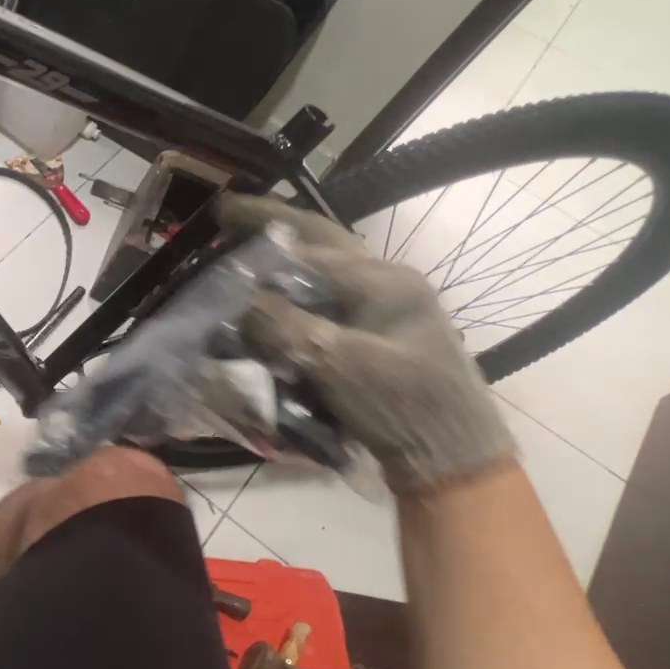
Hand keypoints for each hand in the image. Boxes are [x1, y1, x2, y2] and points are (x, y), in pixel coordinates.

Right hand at [220, 194, 515, 491]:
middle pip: (322, 239)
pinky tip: (269, 294)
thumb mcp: (337, 364)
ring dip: (284, 252)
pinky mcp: (377, 332)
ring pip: (325, 264)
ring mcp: (385, 306)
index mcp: (382, 280)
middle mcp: (386, 281)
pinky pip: (327, 295)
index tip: (219, 216)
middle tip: (229, 213)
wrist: (450, 455)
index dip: (260, 231)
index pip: (309, 245)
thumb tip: (233, 300)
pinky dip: (292, 287)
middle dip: (274, 224)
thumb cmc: (401, 406)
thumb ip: (283, 325)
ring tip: (241, 247)